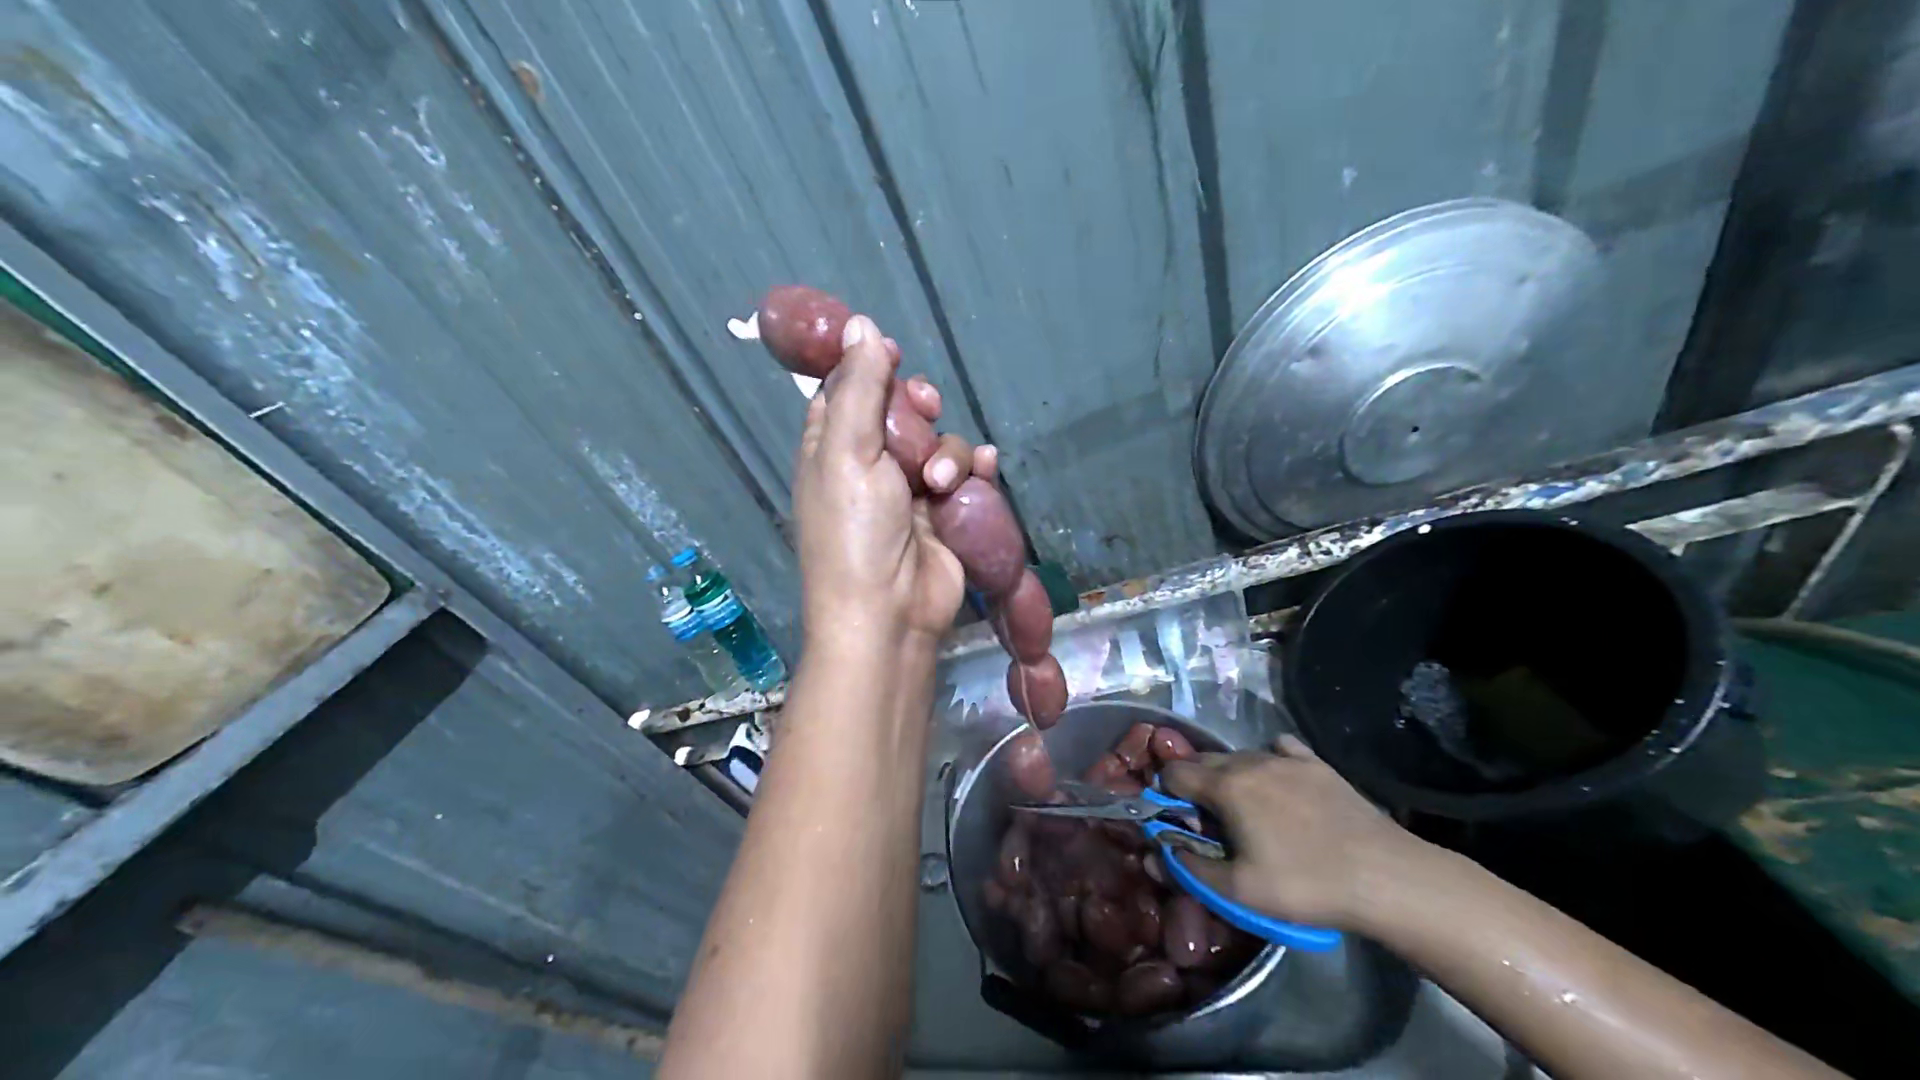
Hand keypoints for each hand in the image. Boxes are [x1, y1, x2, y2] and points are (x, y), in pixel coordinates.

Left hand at [792, 314, 995, 649]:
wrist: (890, 613)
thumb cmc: (855, 531)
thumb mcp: (849, 453)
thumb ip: (860, 388)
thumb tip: (861, 325)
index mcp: (830, 446)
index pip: (845, 389)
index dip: (868, 368)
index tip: (893, 355)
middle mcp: (867, 463)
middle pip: (898, 409)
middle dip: (916, 406)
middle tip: (923, 408)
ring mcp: (908, 489)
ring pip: (937, 439)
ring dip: (946, 451)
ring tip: (941, 481)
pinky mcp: (943, 510)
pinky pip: (964, 472)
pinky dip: (974, 467)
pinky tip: (983, 468)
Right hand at [1160, 736, 1421, 929]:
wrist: (1386, 877)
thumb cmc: (1305, 884)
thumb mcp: (1239, 890)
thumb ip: (1191, 867)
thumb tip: (1162, 849)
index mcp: (1225, 785)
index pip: (1174, 772)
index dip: (1166, 794)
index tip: (1178, 819)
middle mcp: (1249, 760)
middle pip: (1202, 759)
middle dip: (1195, 784)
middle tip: (1209, 821)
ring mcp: (1285, 757)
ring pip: (1238, 756)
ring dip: (1229, 776)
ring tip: (1246, 810)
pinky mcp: (1316, 763)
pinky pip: (1279, 749)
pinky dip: (1268, 761)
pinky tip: (1280, 785)